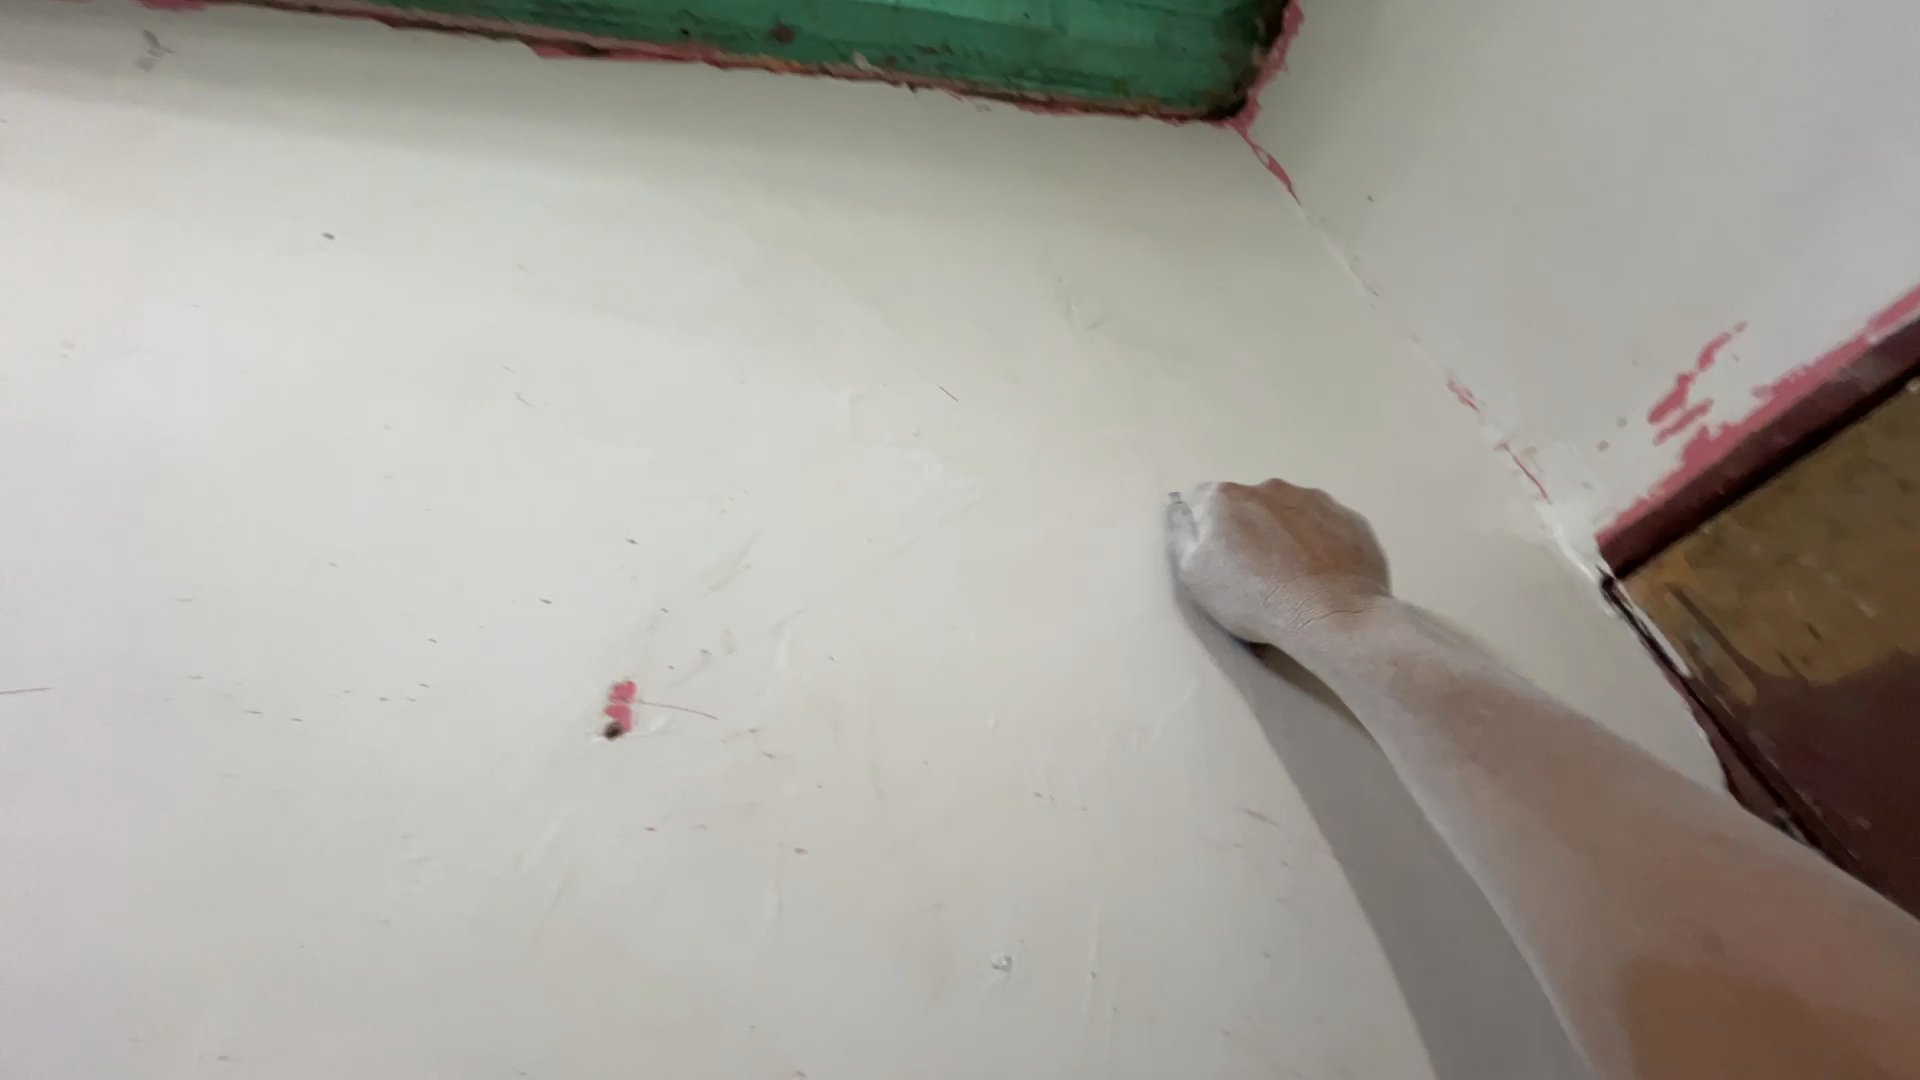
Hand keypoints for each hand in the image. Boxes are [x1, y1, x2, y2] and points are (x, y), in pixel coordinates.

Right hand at [1167, 480, 1391, 649]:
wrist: (1331, 616)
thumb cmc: (1251, 599)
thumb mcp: (1194, 574)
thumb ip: (1181, 534)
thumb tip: (1180, 508)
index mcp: (1223, 498)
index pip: (1198, 499)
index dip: (1202, 527)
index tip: (1212, 554)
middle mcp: (1267, 487)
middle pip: (1245, 503)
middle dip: (1244, 526)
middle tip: (1252, 568)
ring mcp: (1313, 499)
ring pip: (1285, 510)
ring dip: (1281, 531)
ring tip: (1290, 572)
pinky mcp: (1349, 518)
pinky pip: (1323, 524)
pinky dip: (1317, 541)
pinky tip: (1321, 572)